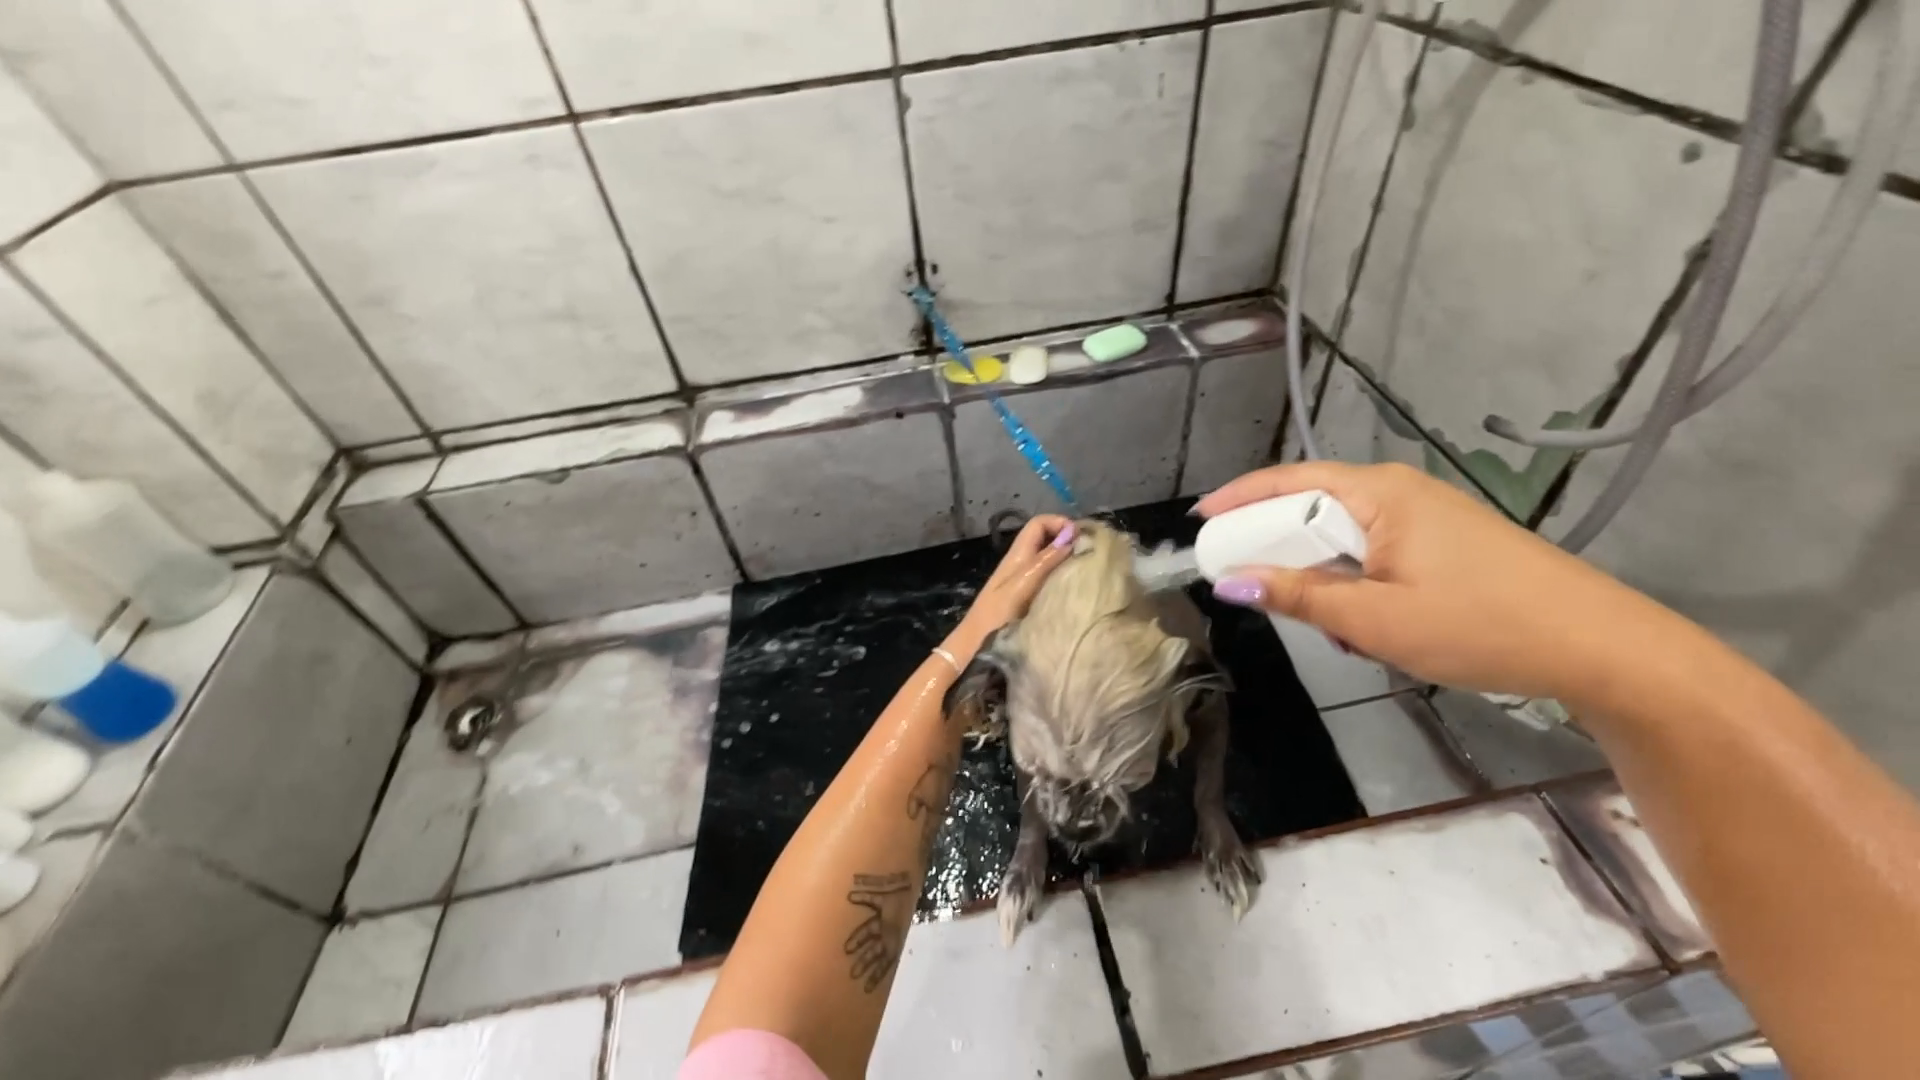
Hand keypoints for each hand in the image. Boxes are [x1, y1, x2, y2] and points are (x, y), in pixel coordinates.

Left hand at [948, 515, 1075, 654]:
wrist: (978, 643)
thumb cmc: (998, 613)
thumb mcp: (1023, 584)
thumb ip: (1045, 560)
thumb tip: (1071, 535)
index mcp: (1018, 554)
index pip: (1039, 523)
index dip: (1060, 522)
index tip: (1082, 537)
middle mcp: (1022, 561)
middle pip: (1046, 538)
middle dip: (1068, 539)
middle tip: (1092, 552)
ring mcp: (1025, 578)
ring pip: (1049, 557)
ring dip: (1068, 557)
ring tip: (1089, 567)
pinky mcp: (1029, 595)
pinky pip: (1050, 576)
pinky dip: (1064, 574)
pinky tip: (1076, 586)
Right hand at [1195, 462, 1657, 701]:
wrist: (1598, 646)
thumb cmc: (1479, 625)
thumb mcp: (1374, 620)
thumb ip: (1297, 596)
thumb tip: (1229, 582)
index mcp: (1380, 494)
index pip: (1288, 481)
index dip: (1238, 499)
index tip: (1199, 524)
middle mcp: (1399, 492)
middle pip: (1312, 507)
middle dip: (1280, 550)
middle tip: (1257, 591)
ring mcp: (1427, 516)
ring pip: (1343, 536)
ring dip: (1321, 576)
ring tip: (1332, 627)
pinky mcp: (1445, 542)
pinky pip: (1374, 552)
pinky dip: (1353, 583)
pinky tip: (1368, 626)